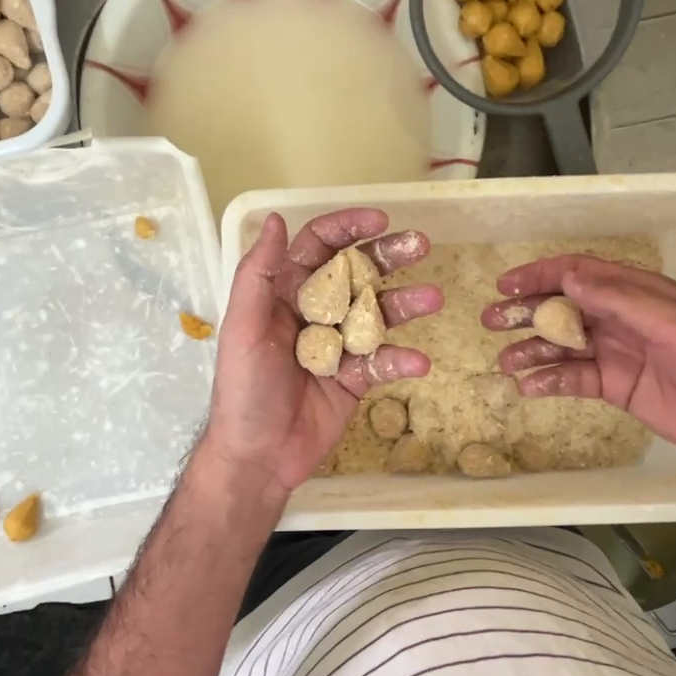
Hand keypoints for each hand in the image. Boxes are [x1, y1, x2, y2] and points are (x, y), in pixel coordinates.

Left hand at [199, 209, 440, 499]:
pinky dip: (400, 360)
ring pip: (376, 314)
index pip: (318, 248)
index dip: (347, 229)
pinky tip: (416, 361)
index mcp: (283, 294)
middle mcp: (313, 313)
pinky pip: (381, 361)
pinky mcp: (354, 379)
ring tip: (432, 298)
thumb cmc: (244, 389)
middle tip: (420, 245)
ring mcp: (337, 345)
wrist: (258, 455)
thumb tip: (276, 220)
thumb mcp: (244, 328)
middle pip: (355, 273)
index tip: (380, 221)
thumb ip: (258, 275)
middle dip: (387, 257)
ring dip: (405, 303)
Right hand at [482, 255, 675, 461]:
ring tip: (504, 363)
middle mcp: (620, 319)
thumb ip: (620, 299)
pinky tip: (529, 388)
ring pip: (562, 347)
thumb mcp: (673, 320)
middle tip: (491, 322)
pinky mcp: (616, 387)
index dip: (541, 276)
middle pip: (562, 310)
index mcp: (636, 294)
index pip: (579, 275)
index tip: (506, 286)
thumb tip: (569, 276)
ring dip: (531, 351)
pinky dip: (550, 382)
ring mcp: (616, 354)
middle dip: (525, 313)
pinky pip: (574, 380)